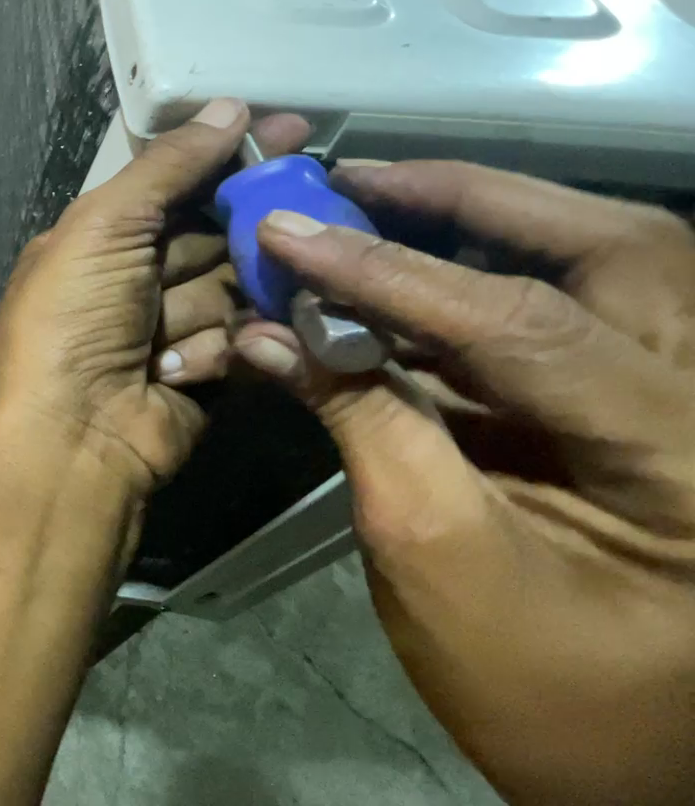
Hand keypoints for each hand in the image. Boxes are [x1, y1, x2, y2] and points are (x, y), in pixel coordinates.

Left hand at [0, 99, 307, 494]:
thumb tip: (227, 108)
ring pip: (231, 286)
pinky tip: (174, 367)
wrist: (71, 434)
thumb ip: (163, 169)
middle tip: (297, 215)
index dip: (228, 158)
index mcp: (94, 237)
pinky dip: (210, 350)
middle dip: (243, 231)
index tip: (298, 131)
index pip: (172, 184)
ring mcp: (167, 325)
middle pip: (214, 233)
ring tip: (174, 325)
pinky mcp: (203, 369)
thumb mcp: (100, 228)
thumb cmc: (69, 320)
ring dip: (212, 303)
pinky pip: (236, 339)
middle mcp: (130, 276)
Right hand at [232, 161, 694, 805]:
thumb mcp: (433, 552)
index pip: (525, 324)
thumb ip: (363, 422)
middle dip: (474, 202)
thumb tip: (272, 331)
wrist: (633, 772)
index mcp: (690, 459)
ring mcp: (689, 411)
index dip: (390, 271)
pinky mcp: (646, 421)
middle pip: (621, 254)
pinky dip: (470, 292)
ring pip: (609, 271)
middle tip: (358, 179)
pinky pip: (562, 326)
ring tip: (373, 203)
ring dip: (483, 227)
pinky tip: (389, 284)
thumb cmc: (540, 687)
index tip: (286, 231)